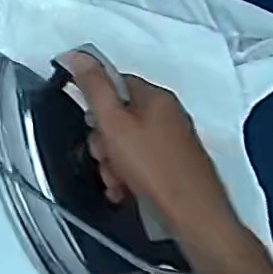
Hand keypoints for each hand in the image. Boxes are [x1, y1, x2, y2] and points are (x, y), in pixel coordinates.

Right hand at [59, 50, 244, 254]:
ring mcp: (174, 142)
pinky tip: (125, 190)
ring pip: (127, 142)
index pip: (113, 82)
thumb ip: (93, 86)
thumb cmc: (153, 167)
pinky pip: (141, 161)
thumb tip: (77, 55)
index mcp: (156, 97)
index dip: (94, 102)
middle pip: (119, 115)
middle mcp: (169, 115)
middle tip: (104, 156)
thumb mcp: (113, 122)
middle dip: (103, 139)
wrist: (195, 219)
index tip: (88, 122)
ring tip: (116, 179)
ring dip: (113, 161)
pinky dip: (128, 174)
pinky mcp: (176, 166)